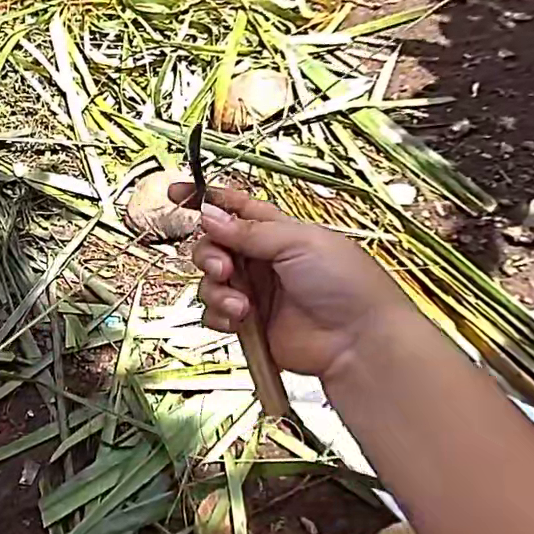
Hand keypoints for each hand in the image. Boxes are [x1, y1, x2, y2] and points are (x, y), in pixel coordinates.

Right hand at [175, 185, 420, 379]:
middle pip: (212, 246)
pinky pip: (214, 314)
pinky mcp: (247, 324)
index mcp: (277, 232)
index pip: (235, 208)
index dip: (206, 199)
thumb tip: (208, 214)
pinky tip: (241, 319)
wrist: (355, 340)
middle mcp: (261, 261)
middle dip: (209, 254)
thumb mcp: (299, 242)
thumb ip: (249, 230)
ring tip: (242, 304)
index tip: (177, 193)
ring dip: (218, 290)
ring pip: (209, 282)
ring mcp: (253, 292)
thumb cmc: (344, 283)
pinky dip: (221, 315)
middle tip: (223, 267)